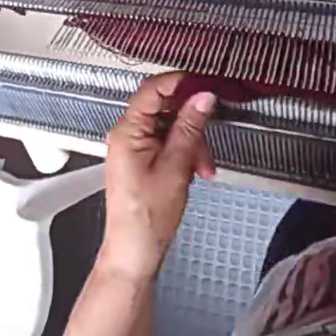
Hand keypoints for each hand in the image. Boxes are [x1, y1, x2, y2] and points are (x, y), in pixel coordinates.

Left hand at [97, 72, 216, 281]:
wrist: (134, 252)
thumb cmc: (146, 218)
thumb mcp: (176, 166)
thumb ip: (190, 127)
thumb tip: (202, 97)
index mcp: (127, 132)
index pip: (153, 89)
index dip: (181, 83)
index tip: (204, 84)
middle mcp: (126, 135)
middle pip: (165, 108)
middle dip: (192, 121)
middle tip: (209, 133)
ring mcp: (133, 148)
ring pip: (170, 126)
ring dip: (192, 141)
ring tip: (203, 165)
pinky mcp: (141, 159)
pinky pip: (167, 142)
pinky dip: (185, 152)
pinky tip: (195, 169)